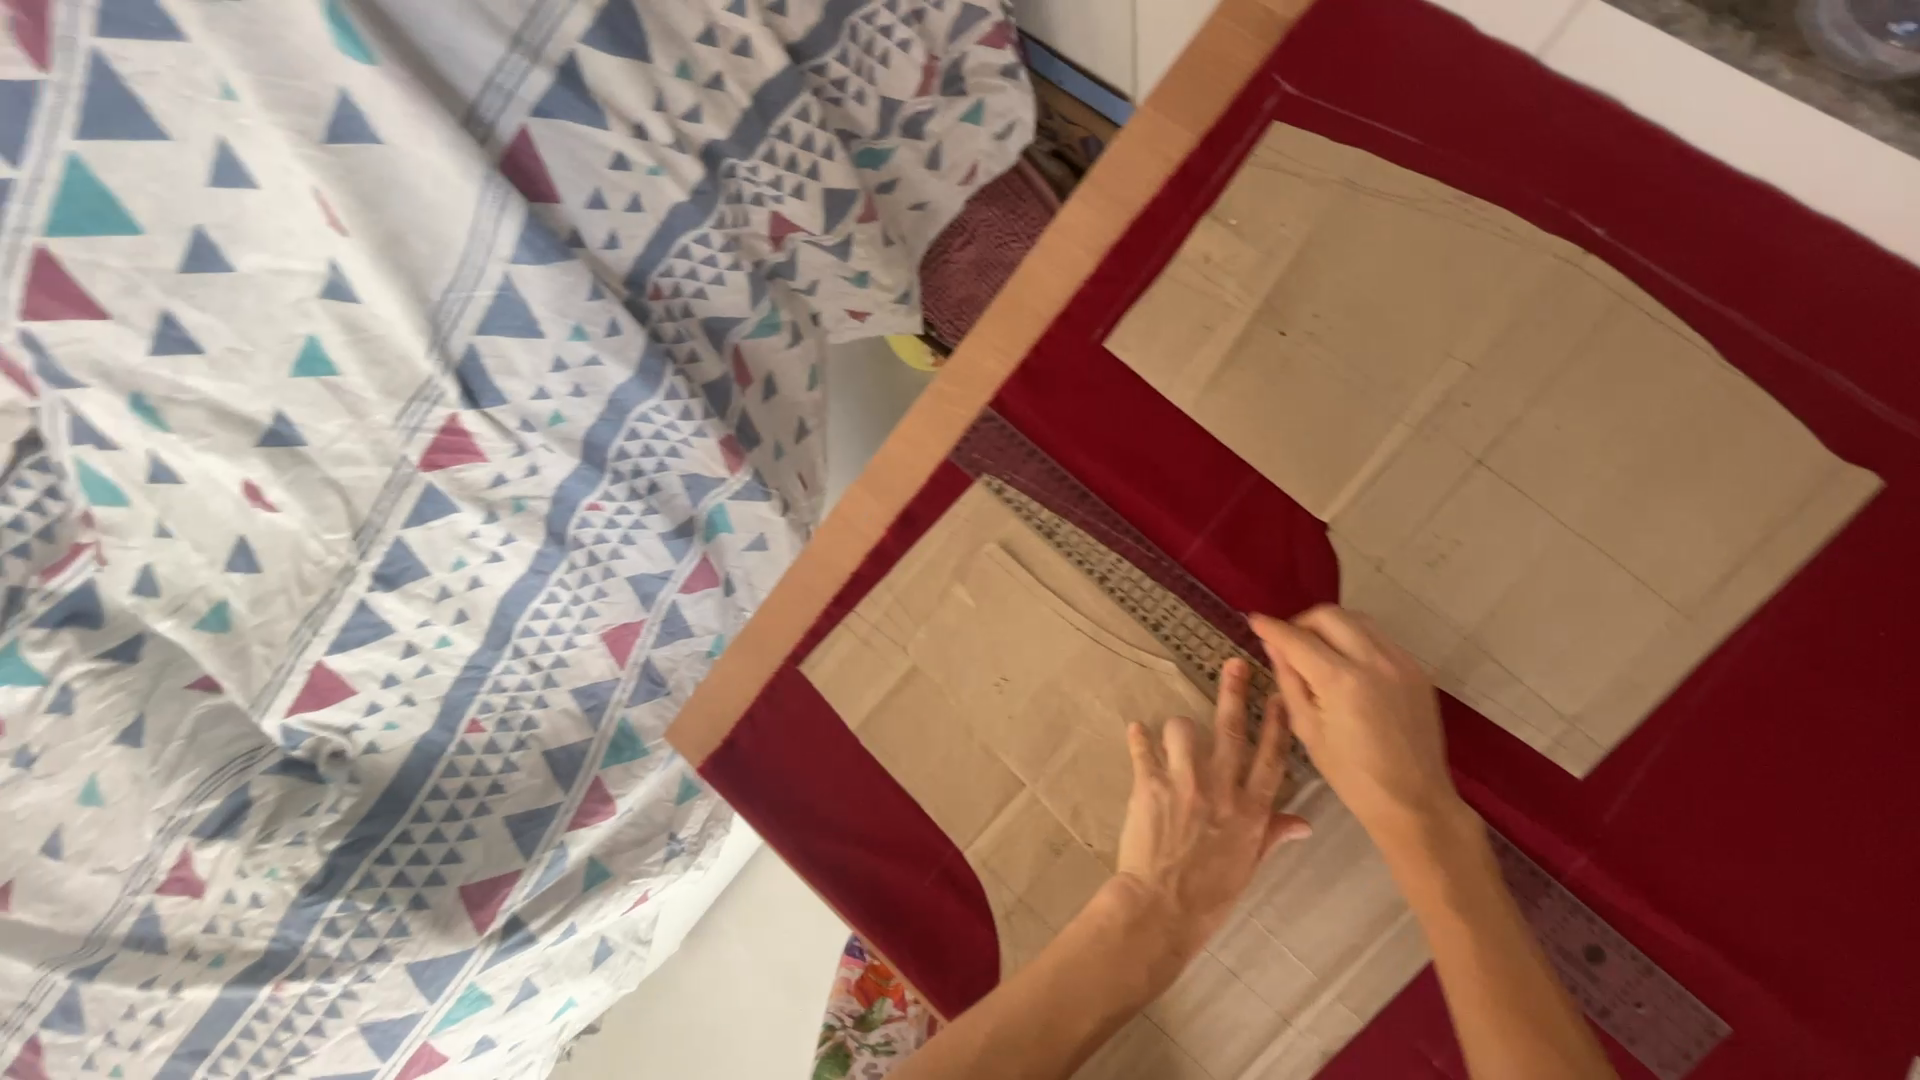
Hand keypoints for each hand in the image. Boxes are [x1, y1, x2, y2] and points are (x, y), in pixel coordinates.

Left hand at [1109, 657, 1311, 971]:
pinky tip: (1135, 730)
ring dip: (1179, 728)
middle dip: (1234, 692)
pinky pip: (1143, 748)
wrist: (1163, 908)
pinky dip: (1138, 738)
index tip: (1279, 694)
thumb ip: (1272, 834)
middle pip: (1230, 729)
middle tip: (1233, 664)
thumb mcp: (1249, 866)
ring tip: (1174, 734)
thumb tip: (1303, 822)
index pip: (1271, 757)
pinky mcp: (1149, 784)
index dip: (1276, 723)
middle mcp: (1221, 788)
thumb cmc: (1210, 894)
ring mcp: (1184, 782)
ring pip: (1184, 730)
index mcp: (1251, 810)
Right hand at [1249, 605, 1463, 845]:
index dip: (1271, 628)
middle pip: (1329, 616)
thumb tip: (1272, 645)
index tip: (1254, 621)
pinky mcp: (1416, 670)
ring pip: (1357, 620)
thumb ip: (1288, 680)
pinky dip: (1356, 640)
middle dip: (1301, 622)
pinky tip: (1347, 666)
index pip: (1297, 639)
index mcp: (1341, 681)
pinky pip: (1379, 638)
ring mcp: (1401, 662)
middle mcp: (1374, 661)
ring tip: (1317, 651)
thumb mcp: (1307, 729)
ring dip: (1330, 627)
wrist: (1412, 800)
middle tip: (1288, 643)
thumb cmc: (1350, 774)